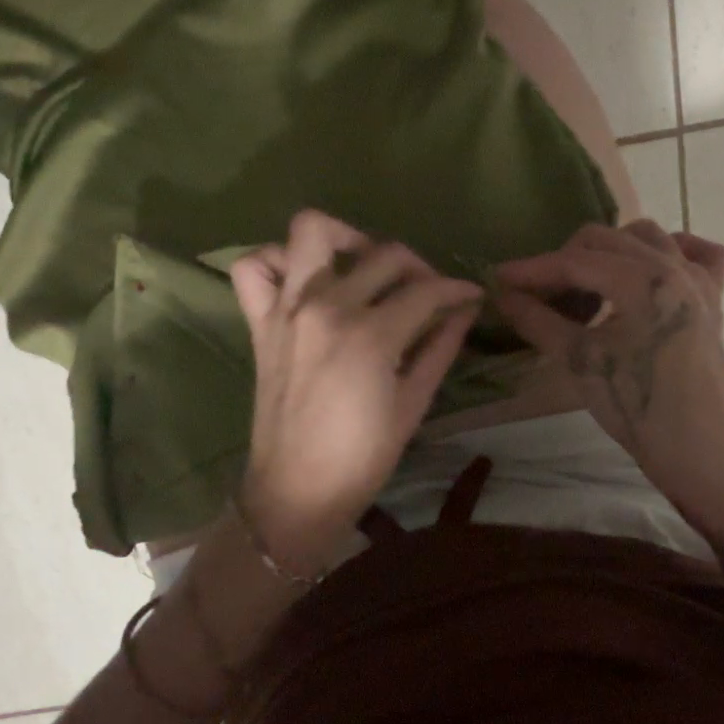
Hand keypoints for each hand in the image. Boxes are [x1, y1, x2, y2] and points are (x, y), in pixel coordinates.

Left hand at [231, 210, 482, 571]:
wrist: (296, 491)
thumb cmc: (363, 458)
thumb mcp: (413, 403)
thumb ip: (440, 347)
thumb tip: (464, 309)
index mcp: (370, 335)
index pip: (425, 290)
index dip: (456, 289)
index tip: (470, 295)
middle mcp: (326, 307)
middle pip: (383, 255)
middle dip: (418, 267)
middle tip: (428, 293)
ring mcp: (287, 309)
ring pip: (311, 232)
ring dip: (346, 237)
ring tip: (364, 266)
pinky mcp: (260, 322)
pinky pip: (253, 268)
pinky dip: (278, 261)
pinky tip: (304, 279)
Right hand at [492, 221, 723, 492]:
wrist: (697, 452)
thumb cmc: (636, 408)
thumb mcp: (579, 361)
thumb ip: (538, 320)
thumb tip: (502, 295)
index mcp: (642, 278)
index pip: (575, 262)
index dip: (532, 269)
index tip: (499, 277)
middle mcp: (674, 266)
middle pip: (607, 240)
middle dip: (566, 261)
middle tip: (538, 294)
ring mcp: (700, 281)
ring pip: (647, 238)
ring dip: (609, 253)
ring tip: (586, 289)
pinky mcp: (714, 300)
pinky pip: (698, 254)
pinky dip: (671, 252)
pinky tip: (649, 272)